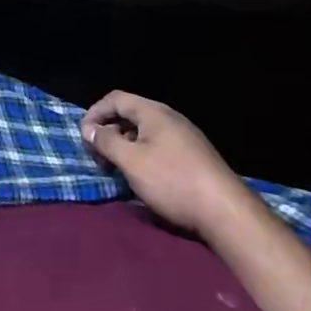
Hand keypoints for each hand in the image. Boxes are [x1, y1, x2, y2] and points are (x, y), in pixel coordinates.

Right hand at [81, 91, 246, 234]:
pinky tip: (141, 176)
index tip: (84, 136)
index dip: (95, 113)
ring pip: (144, 132)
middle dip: (109, 131)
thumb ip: (107, 141)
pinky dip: (141, 154)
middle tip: (98, 155)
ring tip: (116, 168)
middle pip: (130, 114)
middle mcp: (170, 118)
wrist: (226, 212)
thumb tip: (90, 129)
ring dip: (124, 145)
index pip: (116, 99)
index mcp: (154, 113)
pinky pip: (158, 145)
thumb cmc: (172, 181)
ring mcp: (184, 136)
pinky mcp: (193, 155)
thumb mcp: (131, 161)